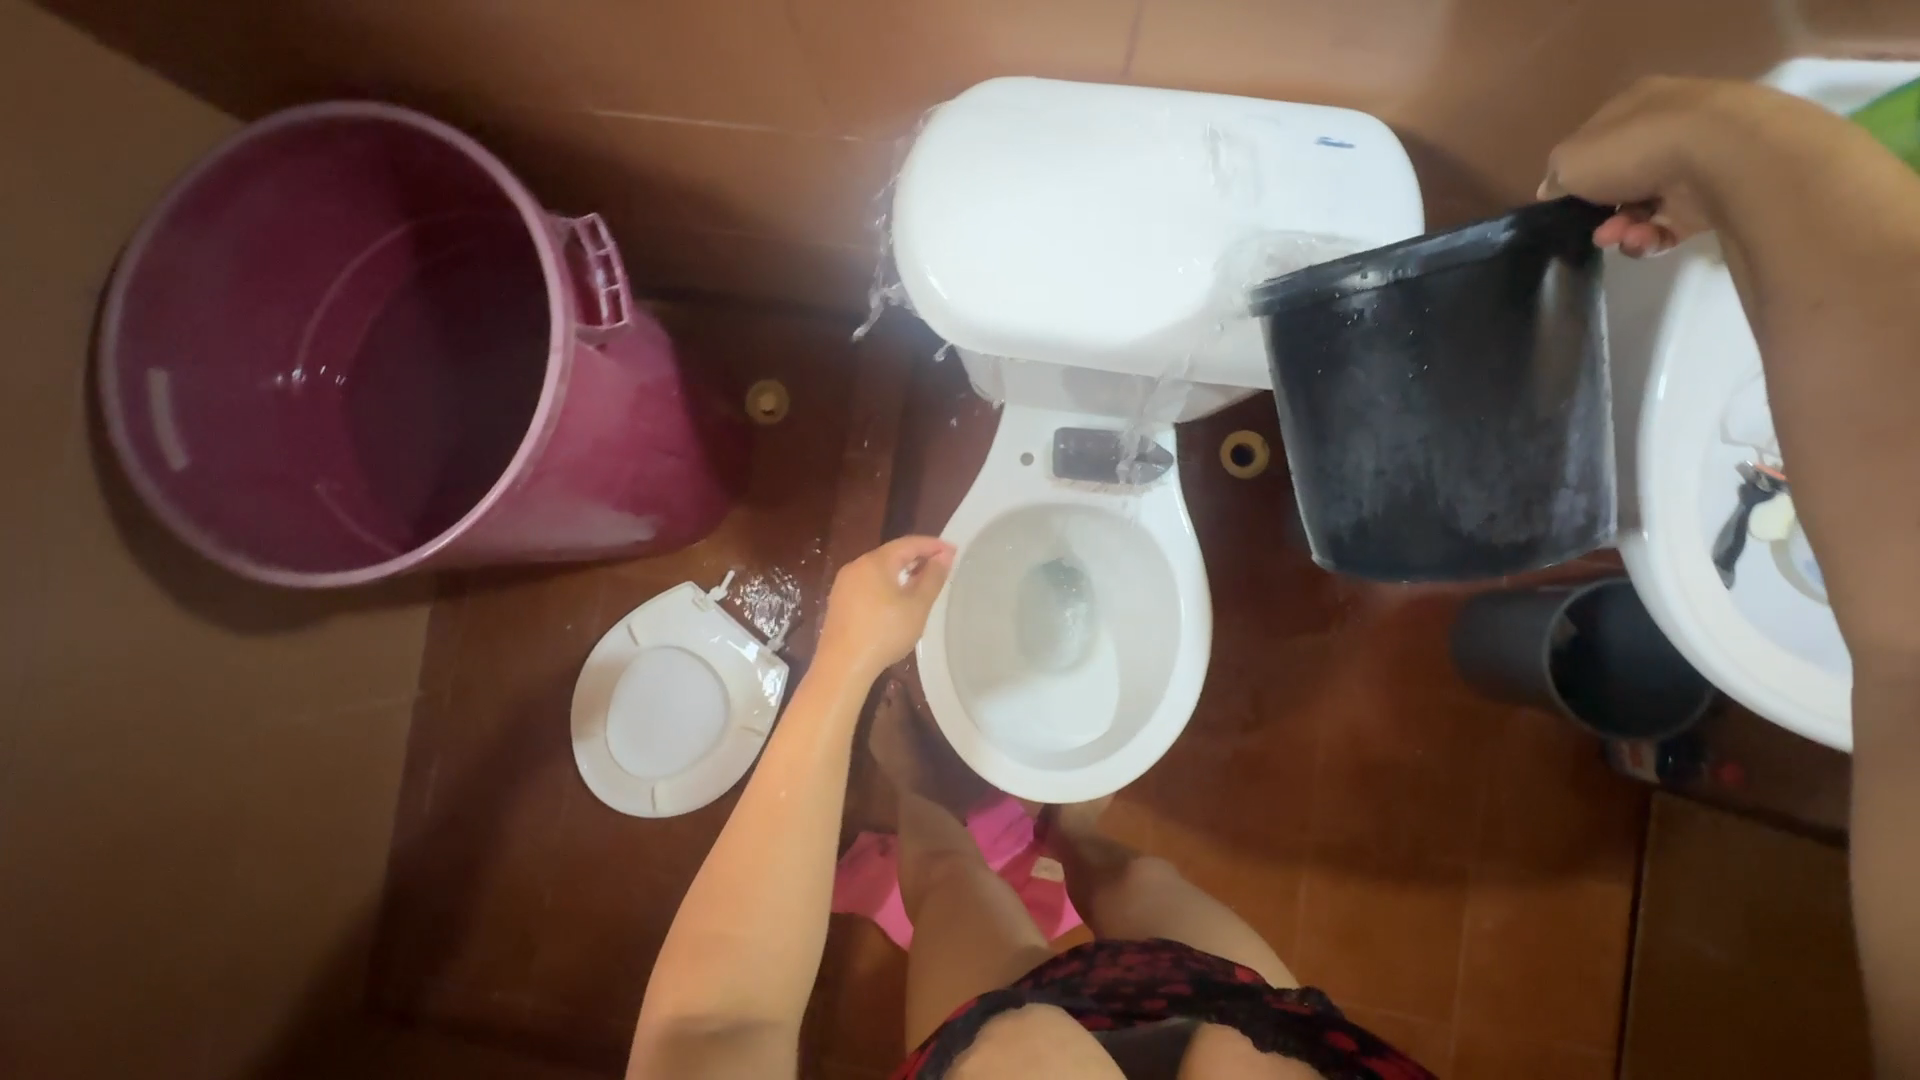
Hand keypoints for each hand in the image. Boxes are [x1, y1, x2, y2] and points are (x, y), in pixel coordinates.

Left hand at [815, 536, 955, 681]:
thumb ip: (932, 578)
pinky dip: (887, 585)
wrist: (842, 666)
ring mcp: (844, 585)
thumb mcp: (917, 606)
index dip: (933, 545)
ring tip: (923, 582)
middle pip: (892, 554)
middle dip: (918, 557)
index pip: (908, 543)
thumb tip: (944, 556)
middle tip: (942, 566)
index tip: (953, 550)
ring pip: (879, 570)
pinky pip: (868, 584)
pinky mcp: (839, 602)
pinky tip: (897, 600)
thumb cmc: (884, 633)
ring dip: (902, 572)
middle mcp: (856, 566)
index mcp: (875, 562)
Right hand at [1540, 77, 1796, 255]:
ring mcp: (1699, 158)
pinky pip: (1671, 223)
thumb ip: (1555, 176)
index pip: (1597, 141)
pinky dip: (1651, 237)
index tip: (1563, 201)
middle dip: (1600, 211)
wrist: (1723, 154)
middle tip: (1594, 228)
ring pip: (1642, 205)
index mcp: (1637, 105)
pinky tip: (1644, 238)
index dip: (1576, 174)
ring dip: (1621, 229)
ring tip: (1618, 237)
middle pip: (1620, 179)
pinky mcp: (1717, 192)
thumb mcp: (1569, 160)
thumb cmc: (1634, 148)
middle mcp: (1670, 126)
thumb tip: (1554, 189)